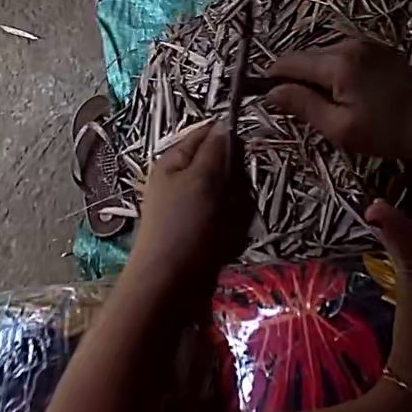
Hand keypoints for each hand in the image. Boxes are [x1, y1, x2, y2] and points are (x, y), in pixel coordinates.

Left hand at [126, 119, 250, 304]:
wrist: (170, 288)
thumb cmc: (183, 226)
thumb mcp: (201, 179)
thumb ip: (216, 149)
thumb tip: (225, 123)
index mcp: (176, 162)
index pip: (207, 135)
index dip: (228, 141)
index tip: (241, 155)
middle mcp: (185, 181)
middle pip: (226, 167)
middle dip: (235, 185)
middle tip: (228, 200)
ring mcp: (196, 209)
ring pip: (234, 197)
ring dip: (237, 212)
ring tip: (225, 229)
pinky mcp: (206, 234)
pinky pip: (232, 223)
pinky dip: (233, 234)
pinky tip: (225, 246)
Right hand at [266, 40, 411, 163]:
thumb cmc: (383, 132)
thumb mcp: (338, 128)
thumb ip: (302, 105)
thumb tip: (271, 92)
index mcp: (337, 63)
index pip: (290, 61)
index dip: (273, 76)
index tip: (266, 94)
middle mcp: (348, 44)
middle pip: (306, 56)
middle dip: (297, 77)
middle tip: (302, 107)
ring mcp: (365, 43)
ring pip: (324, 54)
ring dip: (317, 74)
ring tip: (328, 102)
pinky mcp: (377, 48)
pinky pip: (343, 53)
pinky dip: (336, 69)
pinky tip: (346, 92)